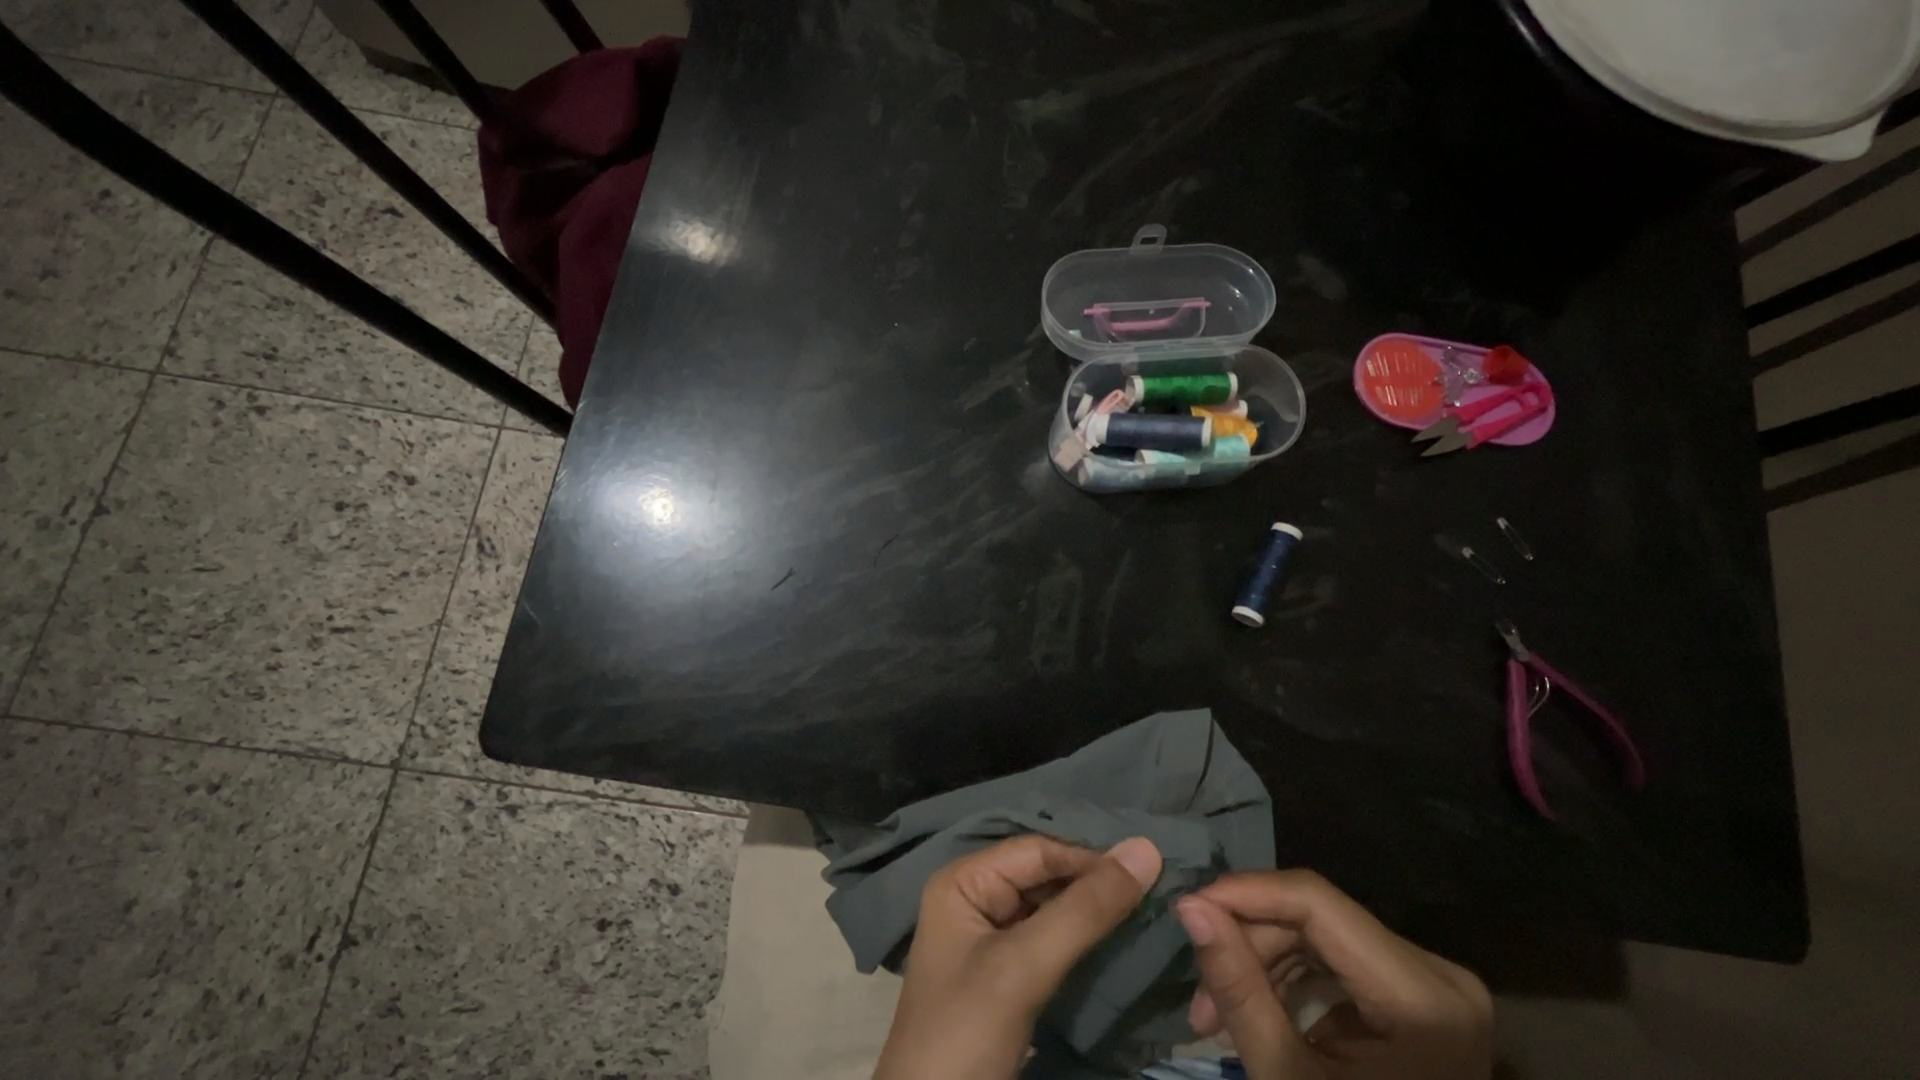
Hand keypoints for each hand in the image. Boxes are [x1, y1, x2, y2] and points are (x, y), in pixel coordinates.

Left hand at [873, 835, 1163, 1079]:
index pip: (1038, 852)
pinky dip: (1087, 942)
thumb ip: (1084, 909)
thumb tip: (1146, 848)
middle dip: (1097, 884)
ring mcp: (990, 941)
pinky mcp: (1007, 978)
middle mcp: (975, 900)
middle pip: (1046, 877)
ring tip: (1153, 911)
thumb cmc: (967, 1030)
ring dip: (1096, 913)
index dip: (1092, 858)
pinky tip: (1123, 943)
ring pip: (1053, 910)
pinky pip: (1053, 943)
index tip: (1153, 869)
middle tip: (1162, 888)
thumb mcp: (1023, 966)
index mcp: (964, 882)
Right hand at [1174, 871, 1492, 1079]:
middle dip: (1248, 947)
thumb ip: (1240, 990)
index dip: (1245, 894)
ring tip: (1217, 1017)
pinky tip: (1260, 1012)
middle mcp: (1439, 974)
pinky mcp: (1419, 998)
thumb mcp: (1288, 1079)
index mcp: (1423, 998)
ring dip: (1262, 965)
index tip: (1186, 910)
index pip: (1317, 903)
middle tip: (1200, 1000)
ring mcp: (1432, 985)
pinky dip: (1291, 981)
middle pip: (1317, 920)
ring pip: (1322, 936)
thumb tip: (1190, 906)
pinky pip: (1339, 962)